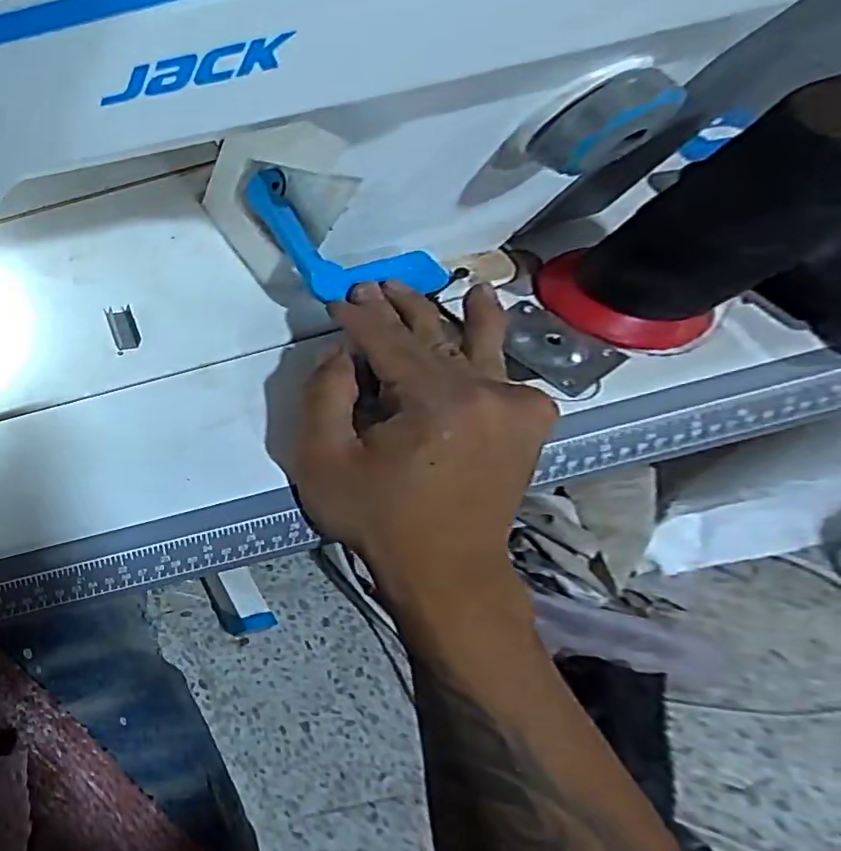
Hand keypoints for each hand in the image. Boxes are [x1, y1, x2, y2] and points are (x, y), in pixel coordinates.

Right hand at [287, 281, 557, 626]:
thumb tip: (342, 354)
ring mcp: (518, 405)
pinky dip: (488, 336)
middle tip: (371, 285)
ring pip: (475, 344)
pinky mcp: (528, 420)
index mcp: (439, 401)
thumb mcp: (322, 459)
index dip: (359, 320)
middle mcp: (490, 392)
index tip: (337, 298)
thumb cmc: (375, 515)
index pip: (390, 343)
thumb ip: (325, 396)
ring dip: (448, 313)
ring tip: (438, 283)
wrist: (444, 567)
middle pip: (434, 336)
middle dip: (399, 309)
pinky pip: (501, 366)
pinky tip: (485, 310)